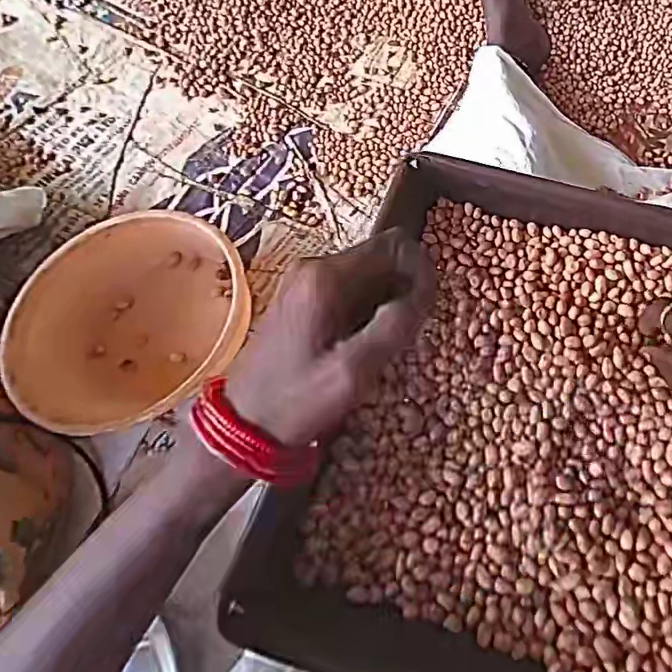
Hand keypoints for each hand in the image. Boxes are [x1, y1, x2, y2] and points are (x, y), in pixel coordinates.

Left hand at [224, 229, 435, 446]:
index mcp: (325, 277)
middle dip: (407, 287)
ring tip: (389, 342)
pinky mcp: (305, 298)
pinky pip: (354, 290)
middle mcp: (315, 267)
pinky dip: (372, 309)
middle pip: (382, 257)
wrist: (241, 425)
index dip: (421, 270)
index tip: (429, 306)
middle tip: (411, 330)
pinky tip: (368, 343)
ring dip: (391, 301)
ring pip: (371, 274)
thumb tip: (425, 292)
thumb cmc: (295, 401)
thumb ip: (393, 327)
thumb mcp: (352, 372)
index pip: (394, 246)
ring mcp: (307, 281)